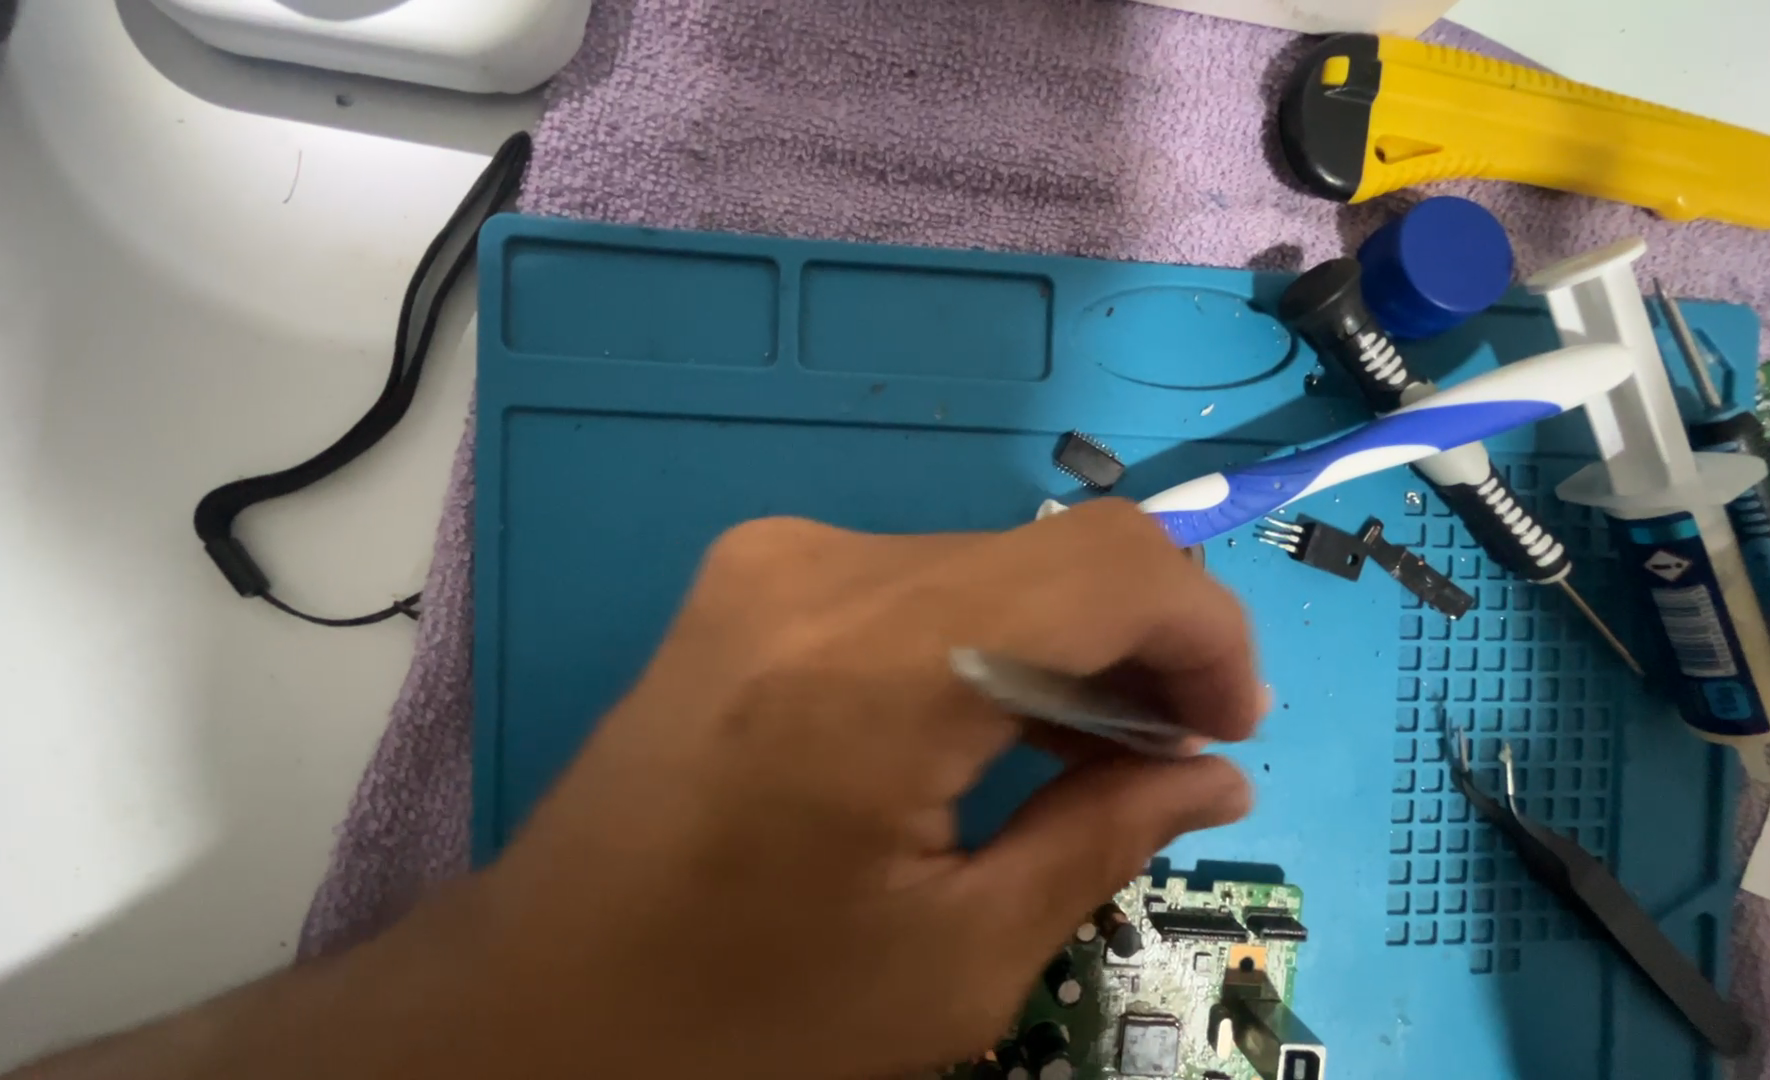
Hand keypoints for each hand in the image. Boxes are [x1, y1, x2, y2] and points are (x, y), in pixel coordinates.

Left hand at [470, 500, 1265, 1079]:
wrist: (541, 991)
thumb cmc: (746, 1011)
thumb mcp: (955, 959)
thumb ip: (1102, 835)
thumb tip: (1211, 772)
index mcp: (874, 662)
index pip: (1106, 564)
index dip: (1204, 627)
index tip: (1228, 725)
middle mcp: (822, 567)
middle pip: (1051, 555)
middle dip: (1141, 643)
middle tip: (1172, 746)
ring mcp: (777, 557)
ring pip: (991, 565)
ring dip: (1064, 640)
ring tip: (1097, 741)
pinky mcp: (756, 574)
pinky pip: (921, 581)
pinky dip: (987, 636)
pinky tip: (1002, 714)